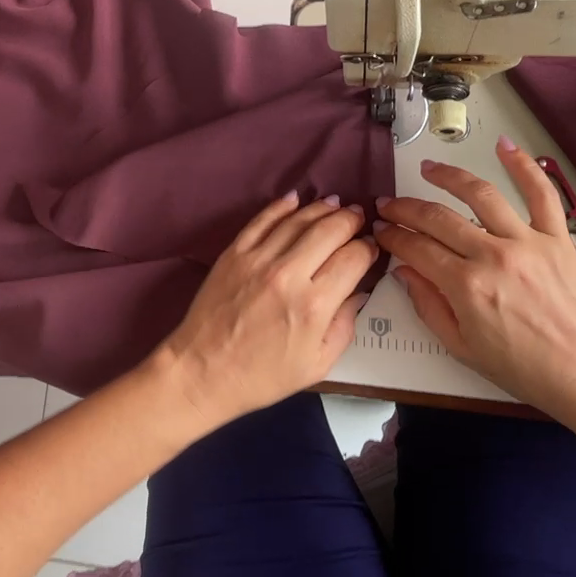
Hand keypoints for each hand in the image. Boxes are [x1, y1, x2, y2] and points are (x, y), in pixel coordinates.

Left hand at [152, 192, 375, 427]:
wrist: (204, 371)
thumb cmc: (263, 376)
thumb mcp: (317, 364)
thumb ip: (344, 326)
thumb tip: (357, 291)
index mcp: (314, 305)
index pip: (352, 259)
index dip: (367, 249)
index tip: (371, 247)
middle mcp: (288, 275)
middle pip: (329, 231)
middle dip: (350, 220)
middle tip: (358, 217)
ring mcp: (258, 259)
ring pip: (297, 220)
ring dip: (321, 208)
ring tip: (335, 204)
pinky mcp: (234, 253)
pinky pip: (262, 220)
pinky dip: (281, 206)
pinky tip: (295, 200)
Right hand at [375, 138, 575, 422]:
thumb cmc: (523, 369)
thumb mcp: (461, 347)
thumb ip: (428, 305)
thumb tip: (404, 271)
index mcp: (465, 286)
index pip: (415, 248)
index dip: (392, 236)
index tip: (380, 230)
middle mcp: (492, 256)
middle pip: (437, 218)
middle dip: (405, 208)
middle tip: (388, 204)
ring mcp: (527, 242)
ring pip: (480, 195)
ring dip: (448, 177)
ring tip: (429, 168)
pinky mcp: (557, 239)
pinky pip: (541, 195)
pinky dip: (525, 167)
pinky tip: (504, 147)